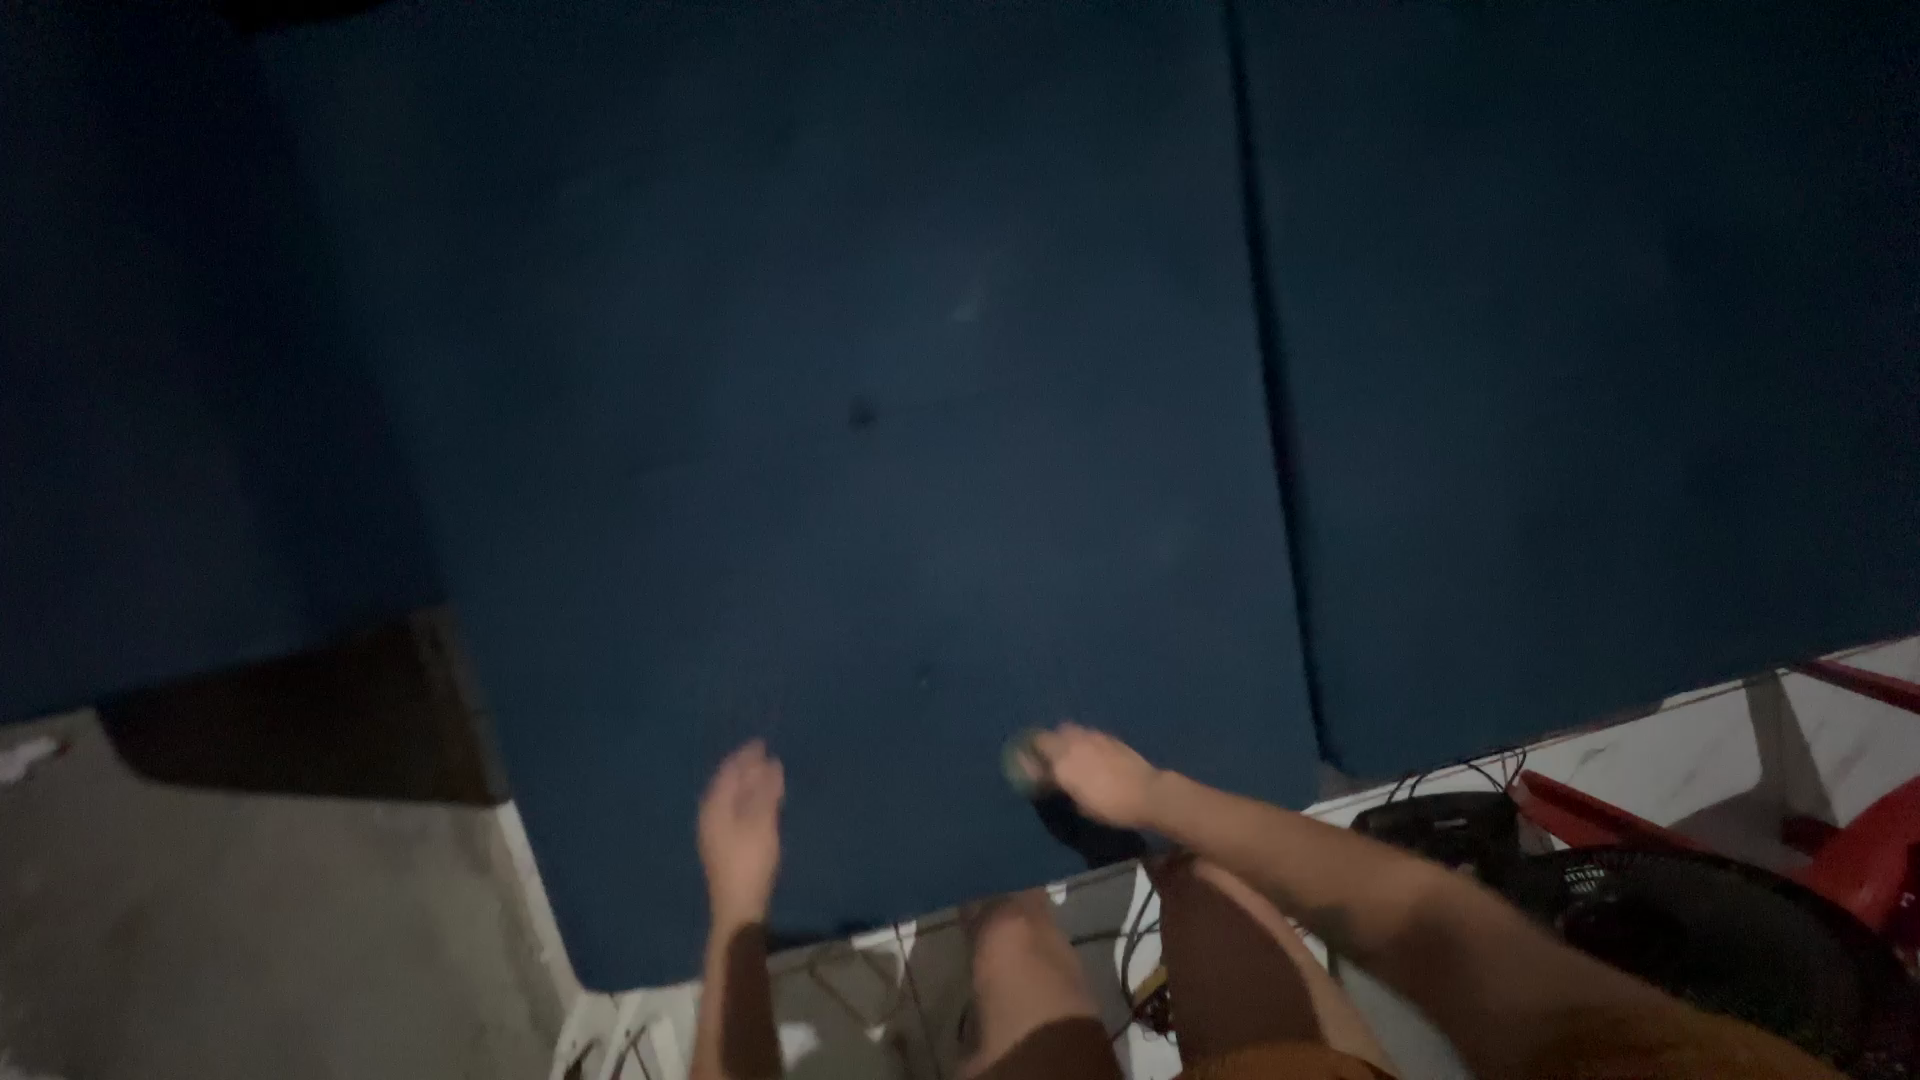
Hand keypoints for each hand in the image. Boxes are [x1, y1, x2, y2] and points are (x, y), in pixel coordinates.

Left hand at [697, 739, 784, 922]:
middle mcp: (709, 817)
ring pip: (731, 799)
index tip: (761, 742)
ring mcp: (715, 833)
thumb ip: (766, 790)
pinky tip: (762, 802)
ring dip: (748, 785)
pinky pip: (735, 811)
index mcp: (714, 808)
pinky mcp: (724, 846)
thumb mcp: (762, 821)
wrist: (739, 908)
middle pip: (727, 785)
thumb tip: (771, 763)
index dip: (744, 756)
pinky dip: (749, 800)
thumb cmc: (750, 861)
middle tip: (766, 756)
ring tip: (767, 775)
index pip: (728, 772)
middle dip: (746, 769)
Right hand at [1031, 722, 1162, 828]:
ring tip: (1067, 753)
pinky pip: (1086, 734)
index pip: (1034, 751)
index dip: (1027, 758)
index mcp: (1061, 761)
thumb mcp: (1080, 804)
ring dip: (1061, 739)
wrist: (1146, 792)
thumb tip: (1052, 781)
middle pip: (1047, 735)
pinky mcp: (1108, 737)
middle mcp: (1072, 743)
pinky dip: (1081, 740)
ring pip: (1067, 730)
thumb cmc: (1110, 806)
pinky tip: (1089, 752)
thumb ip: (1061, 787)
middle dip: (1042, 744)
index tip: (1025, 765)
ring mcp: (1091, 737)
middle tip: (1044, 758)